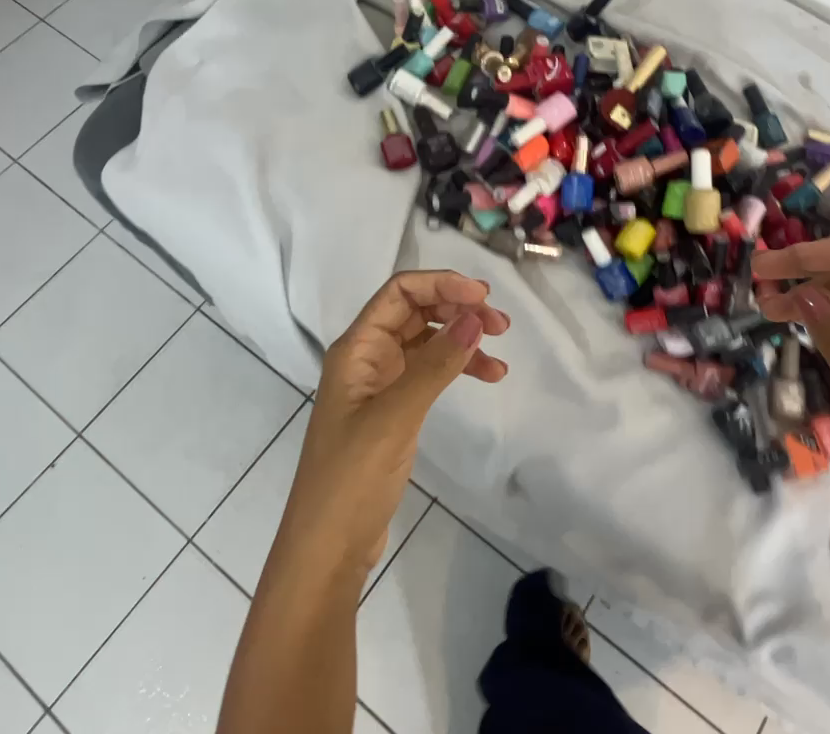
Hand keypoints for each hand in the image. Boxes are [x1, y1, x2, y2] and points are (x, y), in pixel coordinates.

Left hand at [282, 271, 509, 577]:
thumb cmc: (351, 477)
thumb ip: (435, 365)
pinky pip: (429, 373)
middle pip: (415, 311)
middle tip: (500, 324)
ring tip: (501, 347)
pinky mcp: (393, 411)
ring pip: (426, 341)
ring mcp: (380, 385)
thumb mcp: (395, 417)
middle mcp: (366, 358)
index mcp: (356, 349)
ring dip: (461, 337)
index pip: (399, 293)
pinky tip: (488, 376)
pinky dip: (457, 368)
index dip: (441, 284)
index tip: (483, 297)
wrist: (328, 546)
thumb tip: (474, 318)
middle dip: (456, 307)